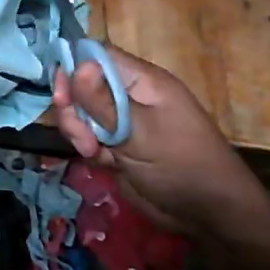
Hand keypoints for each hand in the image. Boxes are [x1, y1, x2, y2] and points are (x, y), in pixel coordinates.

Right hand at [52, 46, 269, 235]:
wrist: (208, 212)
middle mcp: (131, 96)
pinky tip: (105, 165)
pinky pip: (93, 139)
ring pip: (85, 116)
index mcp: (142, 81)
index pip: (97, 57)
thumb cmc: (180, 164)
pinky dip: (93, 151)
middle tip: (82, 137)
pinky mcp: (121, 147)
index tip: (61, 95)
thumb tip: (78, 64)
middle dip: (75, 110)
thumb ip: (104, 102)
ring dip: (81, 133)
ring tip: (94, 153)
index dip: (74, 68)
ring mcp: (125, 123)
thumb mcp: (139, 132)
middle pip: (84, 87)